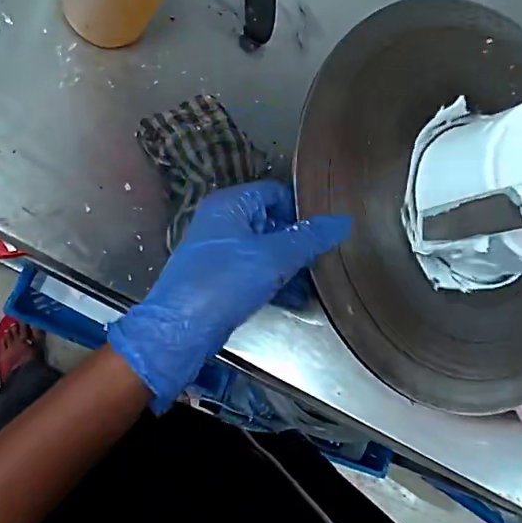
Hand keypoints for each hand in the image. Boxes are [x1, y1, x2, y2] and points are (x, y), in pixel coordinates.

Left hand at [109, 180, 351, 411]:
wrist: (179, 330)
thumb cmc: (223, 283)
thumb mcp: (273, 258)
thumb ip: (308, 239)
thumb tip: (342, 222)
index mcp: (229, 205)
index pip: (274, 192)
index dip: (301, 208)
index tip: (326, 229)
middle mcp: (220, 223)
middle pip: (270, 222)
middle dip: (297, 241)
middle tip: (326, 257)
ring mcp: (216, 253)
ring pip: (262, 251)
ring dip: (288, 265)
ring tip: (316, 282)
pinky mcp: (217, 281)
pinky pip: (252, 273)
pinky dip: (273, 282)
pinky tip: (295, 298)